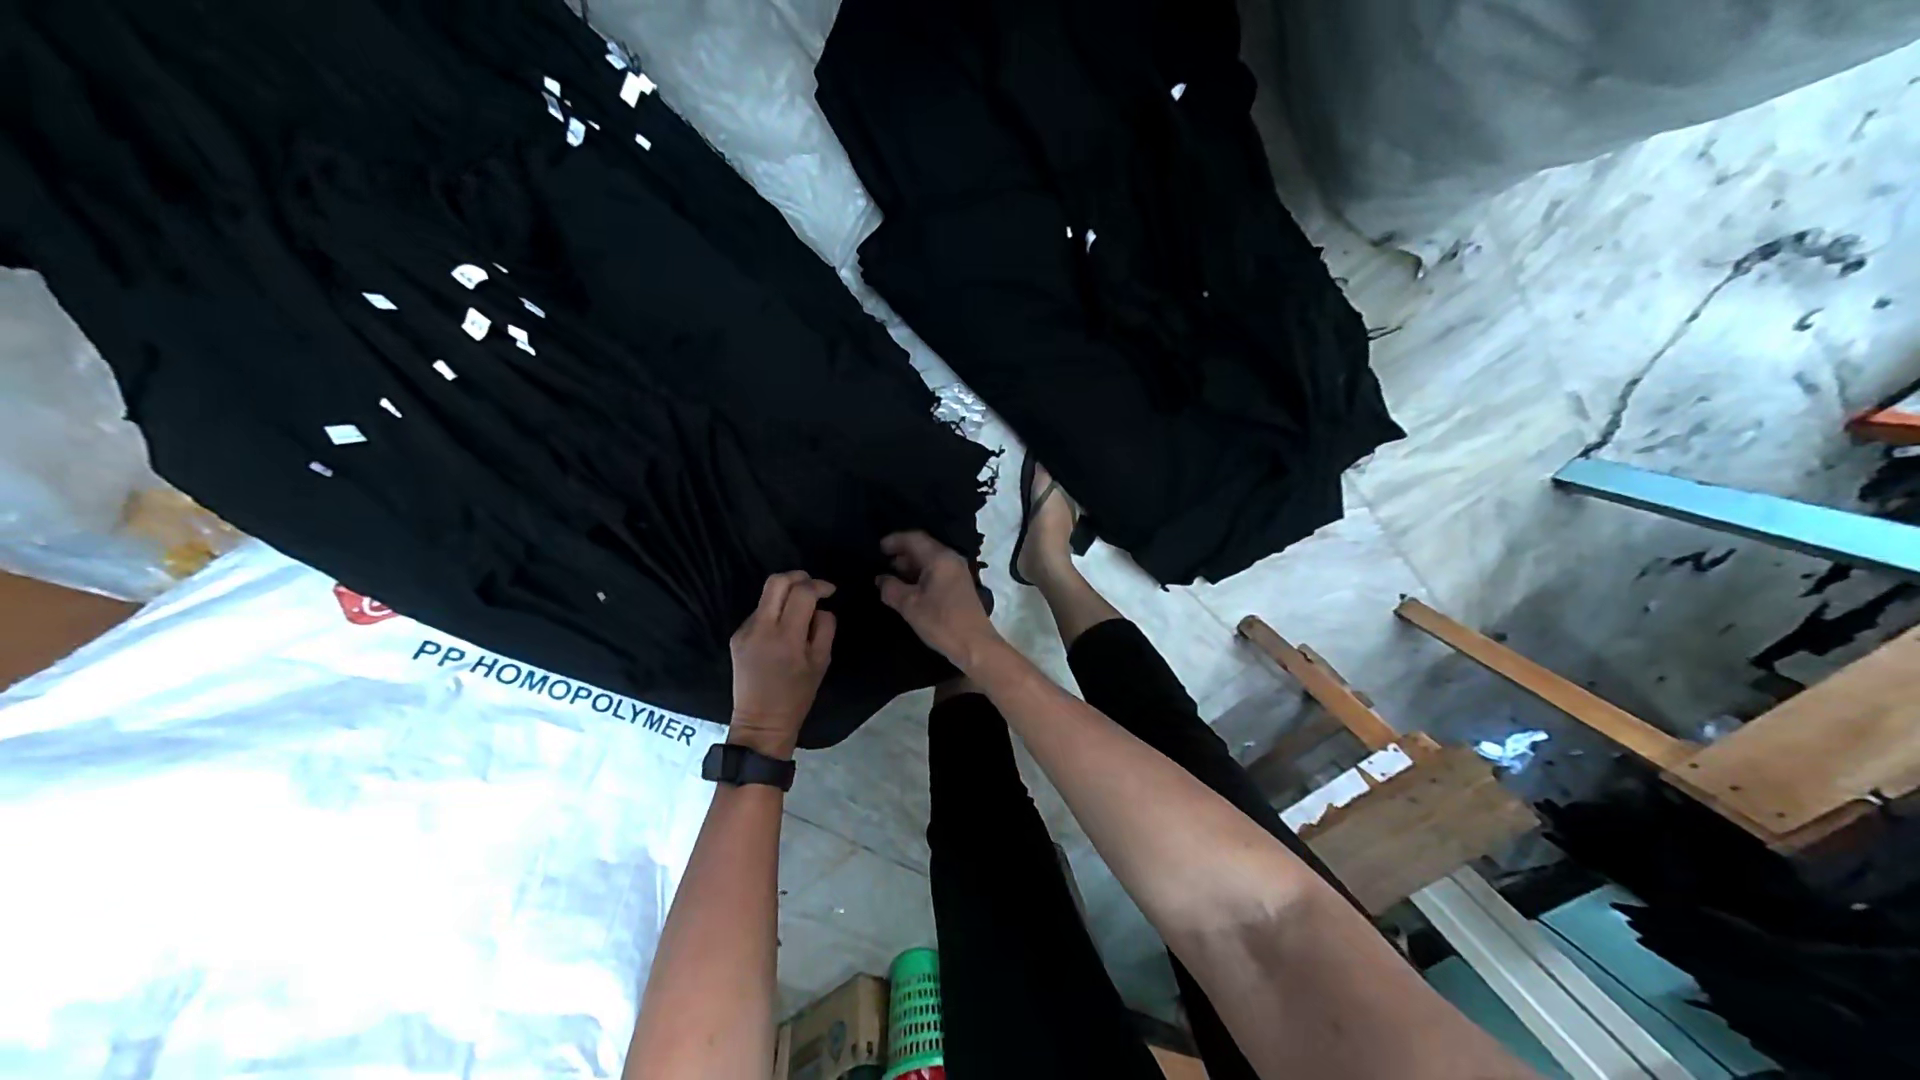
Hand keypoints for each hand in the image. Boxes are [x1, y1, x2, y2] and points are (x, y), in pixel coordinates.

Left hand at [729, 571, 836, 758]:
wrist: (760, 722)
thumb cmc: (797, 696)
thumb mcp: (821, 662)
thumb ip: (824, 628)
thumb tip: (820, 608)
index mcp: (786, 637)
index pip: (802, 593)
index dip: (819, 585)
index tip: (830, 591)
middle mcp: (761, 627)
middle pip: (776, 581)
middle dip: (798, 577)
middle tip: (813, 587)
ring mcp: (745, 631)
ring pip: (767, 596)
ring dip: (786, 595)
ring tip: (800, 611)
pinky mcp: (737, 637)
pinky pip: (759, 613)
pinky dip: (775, 612)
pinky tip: (783, 629)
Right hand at [876, 531, 1002, 669]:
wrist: (975, 645)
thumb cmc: (941, 622)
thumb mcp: (909, 605)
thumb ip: (891, 588)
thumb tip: (881, 579)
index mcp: (940, 558)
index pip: (914, 538)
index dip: (893, 540)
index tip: (876, 549)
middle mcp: (951, 559)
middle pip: (922, 547)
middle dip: (900, 554)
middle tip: (880, 564)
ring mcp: (957, 572)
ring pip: (929, 561)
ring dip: (910, 566)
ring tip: (890, 578)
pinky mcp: (959, 586)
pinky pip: (936, 572)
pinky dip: (920, 576)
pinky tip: (908, 588)